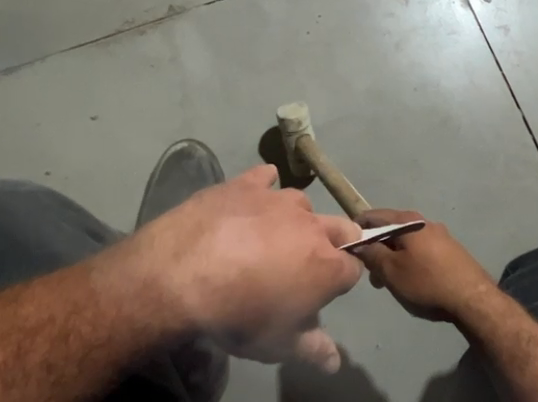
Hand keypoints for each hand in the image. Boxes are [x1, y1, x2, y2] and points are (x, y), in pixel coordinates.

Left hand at [116, 165, 363, 368]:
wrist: (185, 272)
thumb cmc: (239, 314)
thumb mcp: (277, 345)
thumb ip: (312, 348)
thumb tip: (334, 360)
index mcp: (325, 265)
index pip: (352, 268)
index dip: (340, 280)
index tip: (323, 292)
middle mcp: (309, 224)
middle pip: (340, 227)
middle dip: (334, 242)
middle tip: (309, 262)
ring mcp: (277, 199)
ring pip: (301, 203)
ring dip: (297, 218)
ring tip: (275, 235)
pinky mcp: (245, 183)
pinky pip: (265, 176)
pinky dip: (265, 184)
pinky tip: (256, 192)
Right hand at [352, 209, 497, 322]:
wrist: (474, 301)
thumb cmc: (427, 283)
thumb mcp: (391, 271)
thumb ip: (371, 254)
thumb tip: (356, 241)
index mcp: (408, 221)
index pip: (373, 216)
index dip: (357, 229)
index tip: (349, 247)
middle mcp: (423, 221)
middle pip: (391, 230)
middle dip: (377, 249)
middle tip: (372, 275)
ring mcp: (440, 235)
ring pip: (407, 242)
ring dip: (394, 258)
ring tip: (391, 283)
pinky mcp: (452, 251)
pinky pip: (422, 251)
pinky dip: (411, 261)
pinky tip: (413, 282)